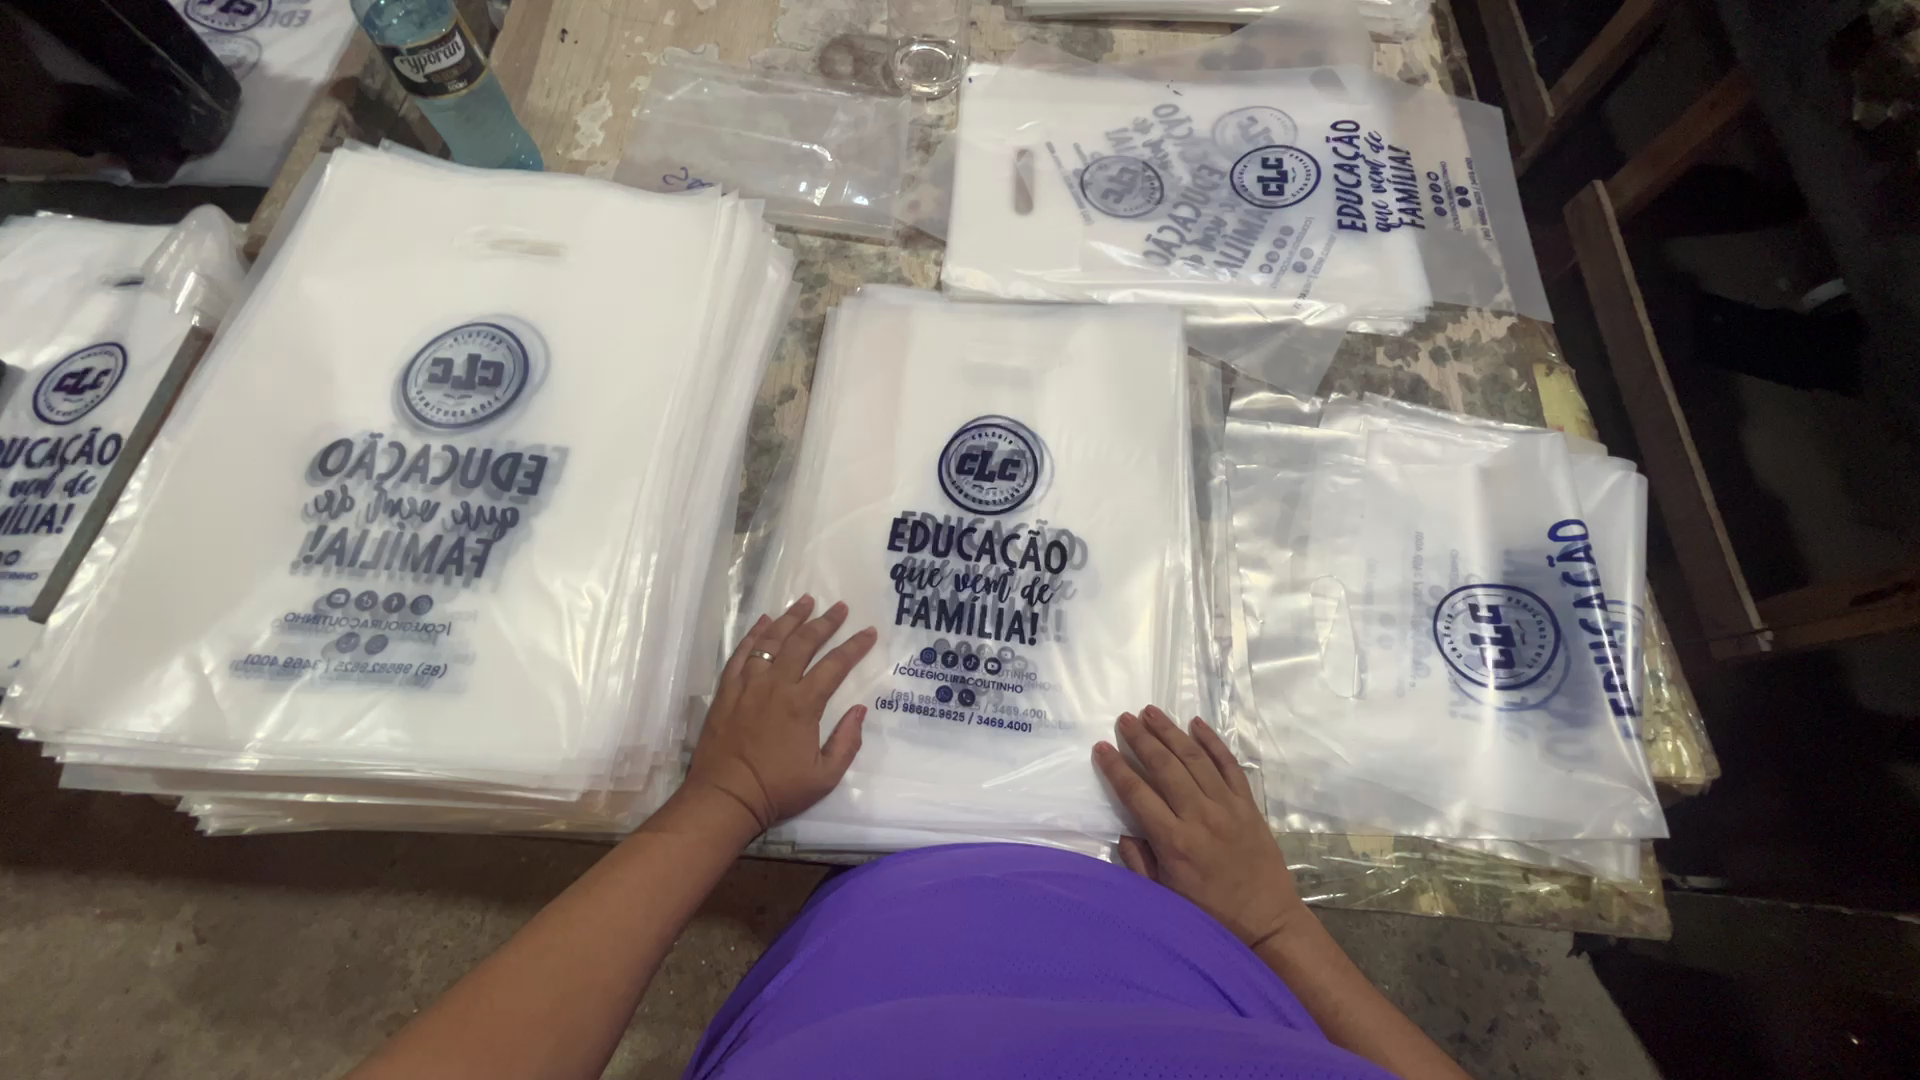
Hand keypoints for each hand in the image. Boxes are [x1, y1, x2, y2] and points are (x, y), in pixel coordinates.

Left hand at [682, 596, 877, 833]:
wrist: (724, 798)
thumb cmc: (777, 790)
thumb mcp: (824, 777)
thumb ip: (846, 742)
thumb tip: (860, 710)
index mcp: (803, 704)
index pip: (835, 665)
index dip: (854, 646)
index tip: (869, 631)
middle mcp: (776, 685)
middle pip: (803, 642)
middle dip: (825, 622)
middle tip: (839, 607)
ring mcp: (748, 684)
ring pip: (771, 640)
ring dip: (790, 618)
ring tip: (805, 601)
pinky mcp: (727, 690)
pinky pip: (742, 653)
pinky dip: (754, 634)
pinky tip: (765, 621)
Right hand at [1093, 706, 1307, 948]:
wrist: (1268, 924)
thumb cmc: (1210, 916)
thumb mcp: (1164, 899)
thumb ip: (1140, 863)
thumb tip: (1127, 833)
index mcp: (1174, 842)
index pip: (1137, 794)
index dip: (1116, 768)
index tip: (1101, 747)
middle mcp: (1200, 817)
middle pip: (1165, 767)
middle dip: (1141, 739)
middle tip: (1124, 718)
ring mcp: (1227, 807)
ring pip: (1195, 759)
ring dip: (1171, 732)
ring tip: (1151, 711)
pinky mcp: (1248, 806)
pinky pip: (1229, 765)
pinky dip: (1213, 742)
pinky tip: (1197, 723)